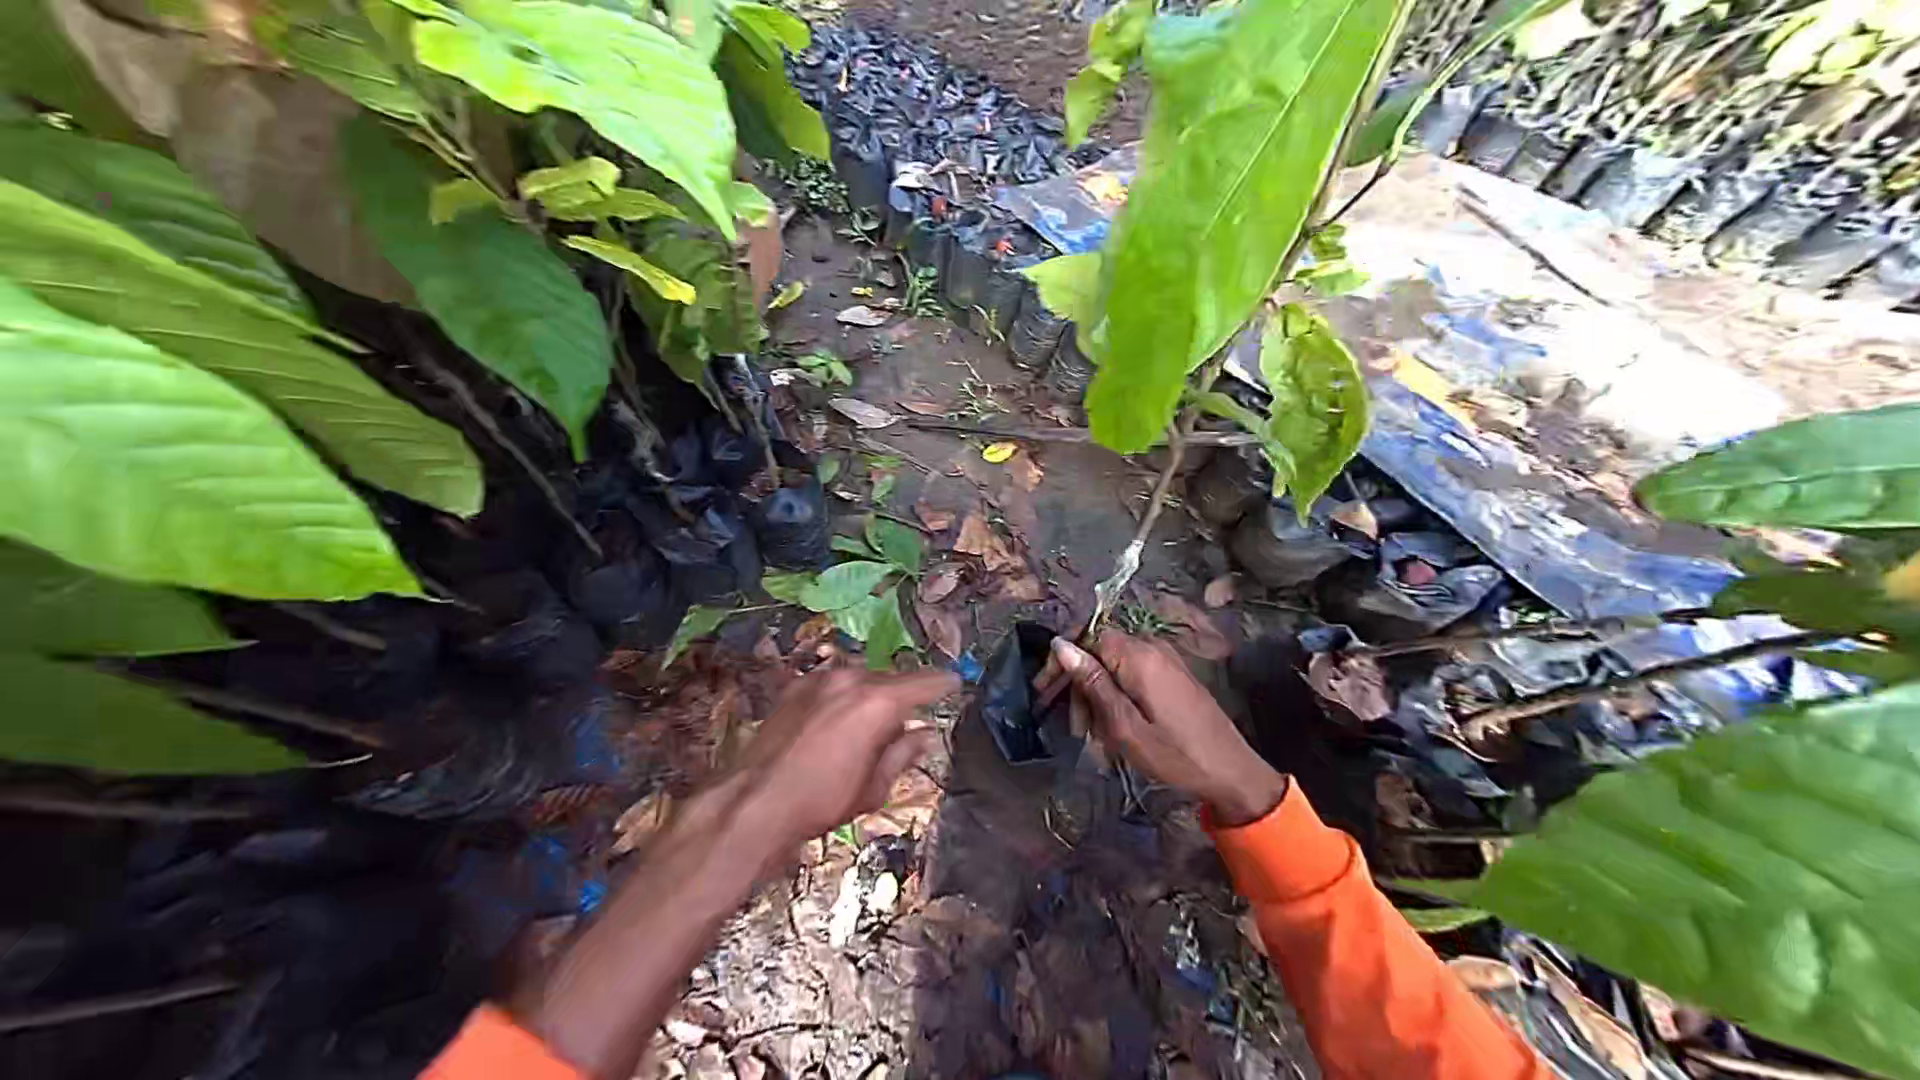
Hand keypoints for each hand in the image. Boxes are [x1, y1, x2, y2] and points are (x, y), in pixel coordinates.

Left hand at [731, 664, 958, 848]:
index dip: (943, 684)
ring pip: (860, 680)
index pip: (924, 683)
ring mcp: (820, 679)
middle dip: (903, 697)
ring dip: (871, 696)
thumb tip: (924, 735)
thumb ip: (903, 753)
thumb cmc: (822, 800)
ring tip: (868, 728)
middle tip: (907, 723)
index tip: (955, 684)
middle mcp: (851, 679)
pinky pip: (833, 685)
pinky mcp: (796, 687)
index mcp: (878, 701)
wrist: (755, 800)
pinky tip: (837, 724)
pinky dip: (844, 697)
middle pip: (890, 680)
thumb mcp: (874, 786)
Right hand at [1043, 631, 1286, 825]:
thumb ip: (1091, 681)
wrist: (1231, 773)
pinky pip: (1131, 674)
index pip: (1085, 636)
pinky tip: (1115, 729)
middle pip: (1098, 651)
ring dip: (1097, 697)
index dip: (1061, 662)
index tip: (1046, 693)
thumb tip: (1060, 643)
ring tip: (1094, 737)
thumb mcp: (1123, 725)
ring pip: (1113, 665)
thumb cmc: (1175, 754)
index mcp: (1138, 655)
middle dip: (1079, 686)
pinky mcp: (1172, 674)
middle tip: (1074, 728)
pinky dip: (1116, 697)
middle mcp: (1151, 647)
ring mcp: (1164, 660)